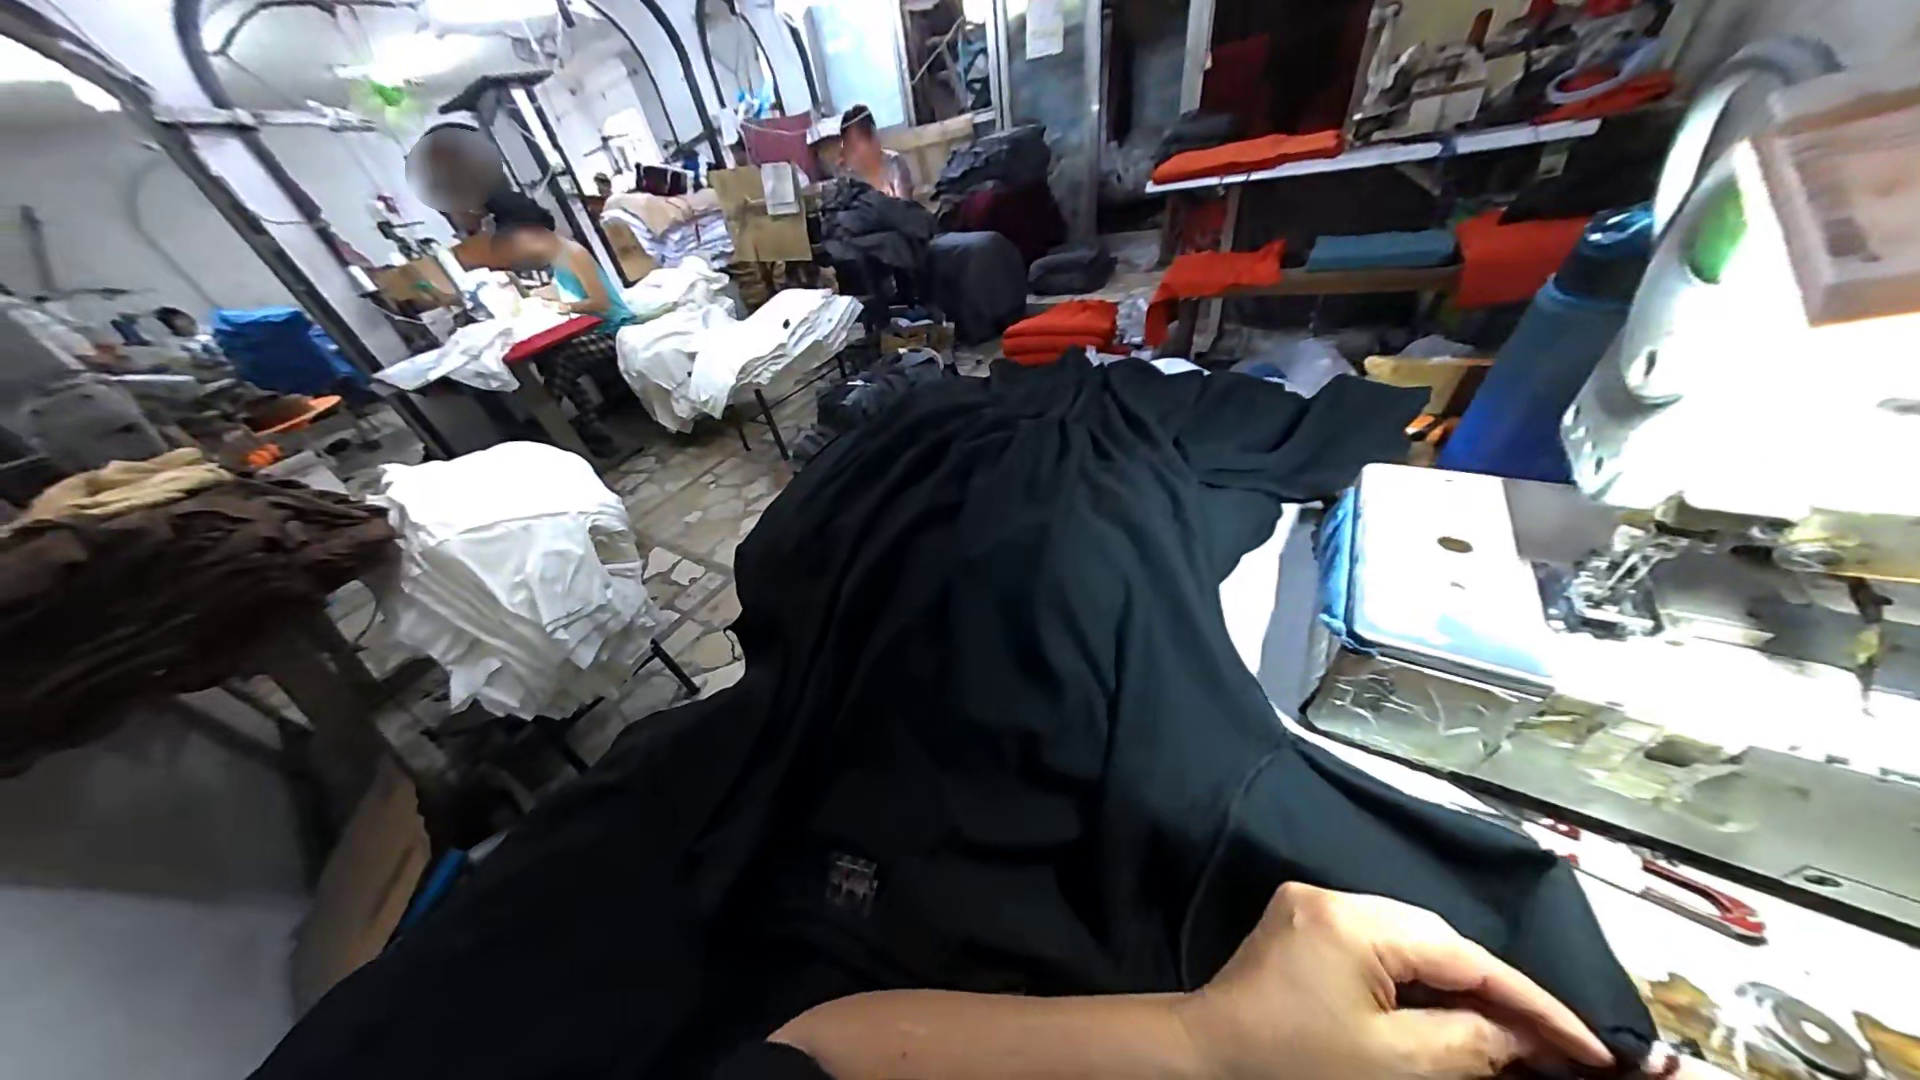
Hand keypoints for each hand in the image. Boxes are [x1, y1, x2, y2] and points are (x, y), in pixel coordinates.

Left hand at [1172, 884, 1613, 1079]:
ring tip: (1514, 1033)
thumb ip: (1469, 1041)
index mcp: (1347, 919)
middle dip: (1495, 989)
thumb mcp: (1396, 1063)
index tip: (1594, 1049)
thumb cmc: (1299, 1061)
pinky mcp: (1299, 923)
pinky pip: (1373, 942)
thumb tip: (1525, 1037)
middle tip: (1558, 1046)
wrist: (1211, 1052)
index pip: (1459, 953)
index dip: (1531, 1001)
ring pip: (1404, 938)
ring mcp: (1309, 906)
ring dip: (1457, 982)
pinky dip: (1413, 976)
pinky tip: (1447, 1009)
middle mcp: (1327, 897)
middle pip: (1432, 937)